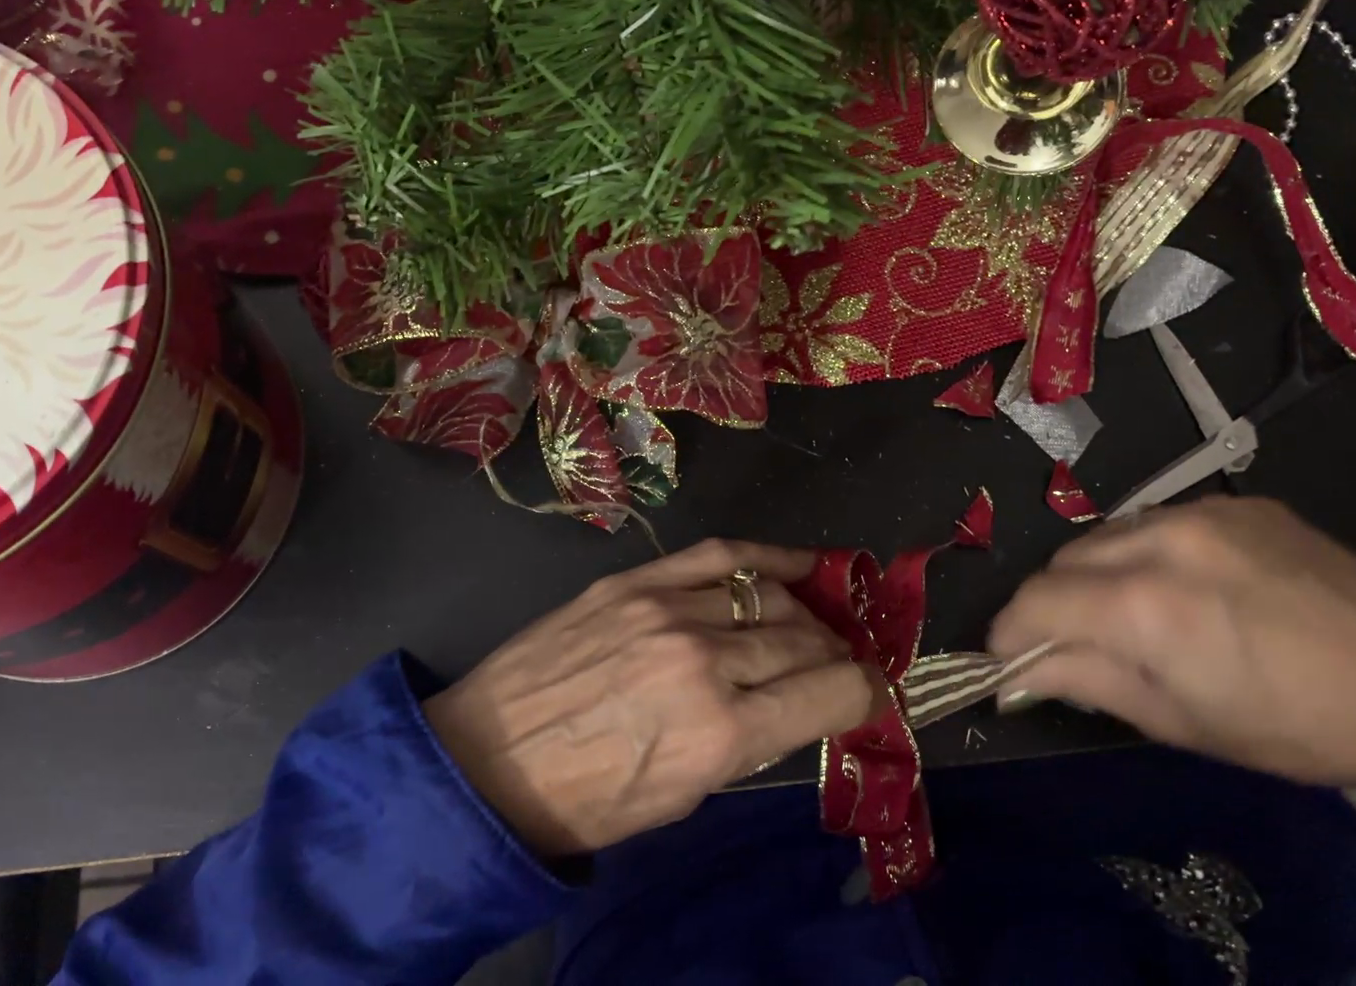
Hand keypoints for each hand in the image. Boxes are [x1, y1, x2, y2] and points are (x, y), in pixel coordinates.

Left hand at [424, 540, 875, 855]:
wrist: (487, 761)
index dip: (865, 693)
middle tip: (835, 664)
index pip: (835, 693)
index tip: (867, 693)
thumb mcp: (683, 798)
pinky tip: (794, 564)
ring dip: (803, 614)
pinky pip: (719, 554)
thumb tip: (799, 701)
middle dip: (835, 655)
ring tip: (806, 627)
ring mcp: (667, 611)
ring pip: (770, 596)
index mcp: (723, 735)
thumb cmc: (588, 801)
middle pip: (807, 640)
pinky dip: (766, 556)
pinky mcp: (635, 581)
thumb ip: (750, 744)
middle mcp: (706, 662)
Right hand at [989, 498, 1355, 788]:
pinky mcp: (1241, 502)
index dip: (1008, 634)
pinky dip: (1145, 553)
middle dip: (1051, 604)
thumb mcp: (1173, 720)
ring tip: (1130, 614)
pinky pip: (1159, 521)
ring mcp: (1205, 512)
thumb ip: (1082, 680)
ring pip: (1106, 535)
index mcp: (1144, 606)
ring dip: (1095, 574)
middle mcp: (1163, 540)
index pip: (1034, 602)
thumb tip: (1017, 671)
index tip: (1009, 660)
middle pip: (1062, 561)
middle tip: (1072, 644)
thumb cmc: (1289, 729)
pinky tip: (1185, 587)